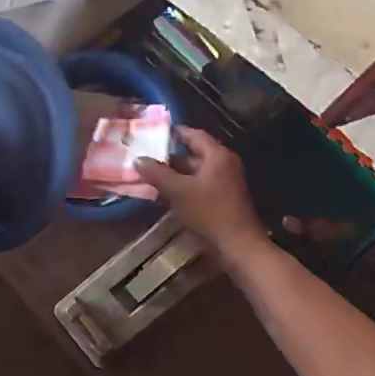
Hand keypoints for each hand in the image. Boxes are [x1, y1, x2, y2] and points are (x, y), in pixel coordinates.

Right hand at [136, 127, 267, 264]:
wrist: (236, 243)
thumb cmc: (209, 212)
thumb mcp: (178, 191)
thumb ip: (157, 173)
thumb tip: (138, 159)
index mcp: (217, 156)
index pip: (195, 135)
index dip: (175, 132)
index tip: (154, 132)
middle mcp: (223, 164)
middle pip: (193, 154)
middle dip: (169, 157)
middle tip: (145, 157)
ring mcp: (224, 181)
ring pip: (194, 171)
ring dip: (173, 173)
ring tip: (149, 175)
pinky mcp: (221, 197)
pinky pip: (197, 185)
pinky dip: (181, 186)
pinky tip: (163, 193)